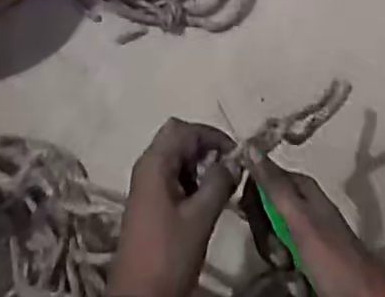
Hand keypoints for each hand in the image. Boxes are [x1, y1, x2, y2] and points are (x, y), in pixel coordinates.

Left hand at [107, 120, 238, 296]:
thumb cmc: (168, 254)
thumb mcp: (199, 218)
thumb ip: (219, 183)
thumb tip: (235, 160)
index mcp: (154, 162)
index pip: (186, 129)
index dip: (213, 136)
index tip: (238, 155)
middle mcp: (147, 165)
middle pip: (178, 137)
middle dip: (205, 147)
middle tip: (228, 168)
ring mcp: (146, 183)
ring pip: (175, 156)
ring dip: (198, 164)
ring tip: (220, 186)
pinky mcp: (149, 201)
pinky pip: (172, 175)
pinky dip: (190, 178)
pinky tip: (204, 200)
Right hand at [251, 158, 384, 296]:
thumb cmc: (331, 256)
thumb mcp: (300, 219)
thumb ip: (274, 185)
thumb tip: (250, 146)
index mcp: (301, 187)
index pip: (260, 179)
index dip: (251, 200)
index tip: (249, 219)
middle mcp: (302, 204)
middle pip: (264, 213)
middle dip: (266, 237)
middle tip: (281, 256)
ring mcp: (305, 232)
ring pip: (271, 239)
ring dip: (276, 257)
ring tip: (291, 270)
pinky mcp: (307, 257)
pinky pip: (283, 258)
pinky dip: (288, 273)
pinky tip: (300, 282)